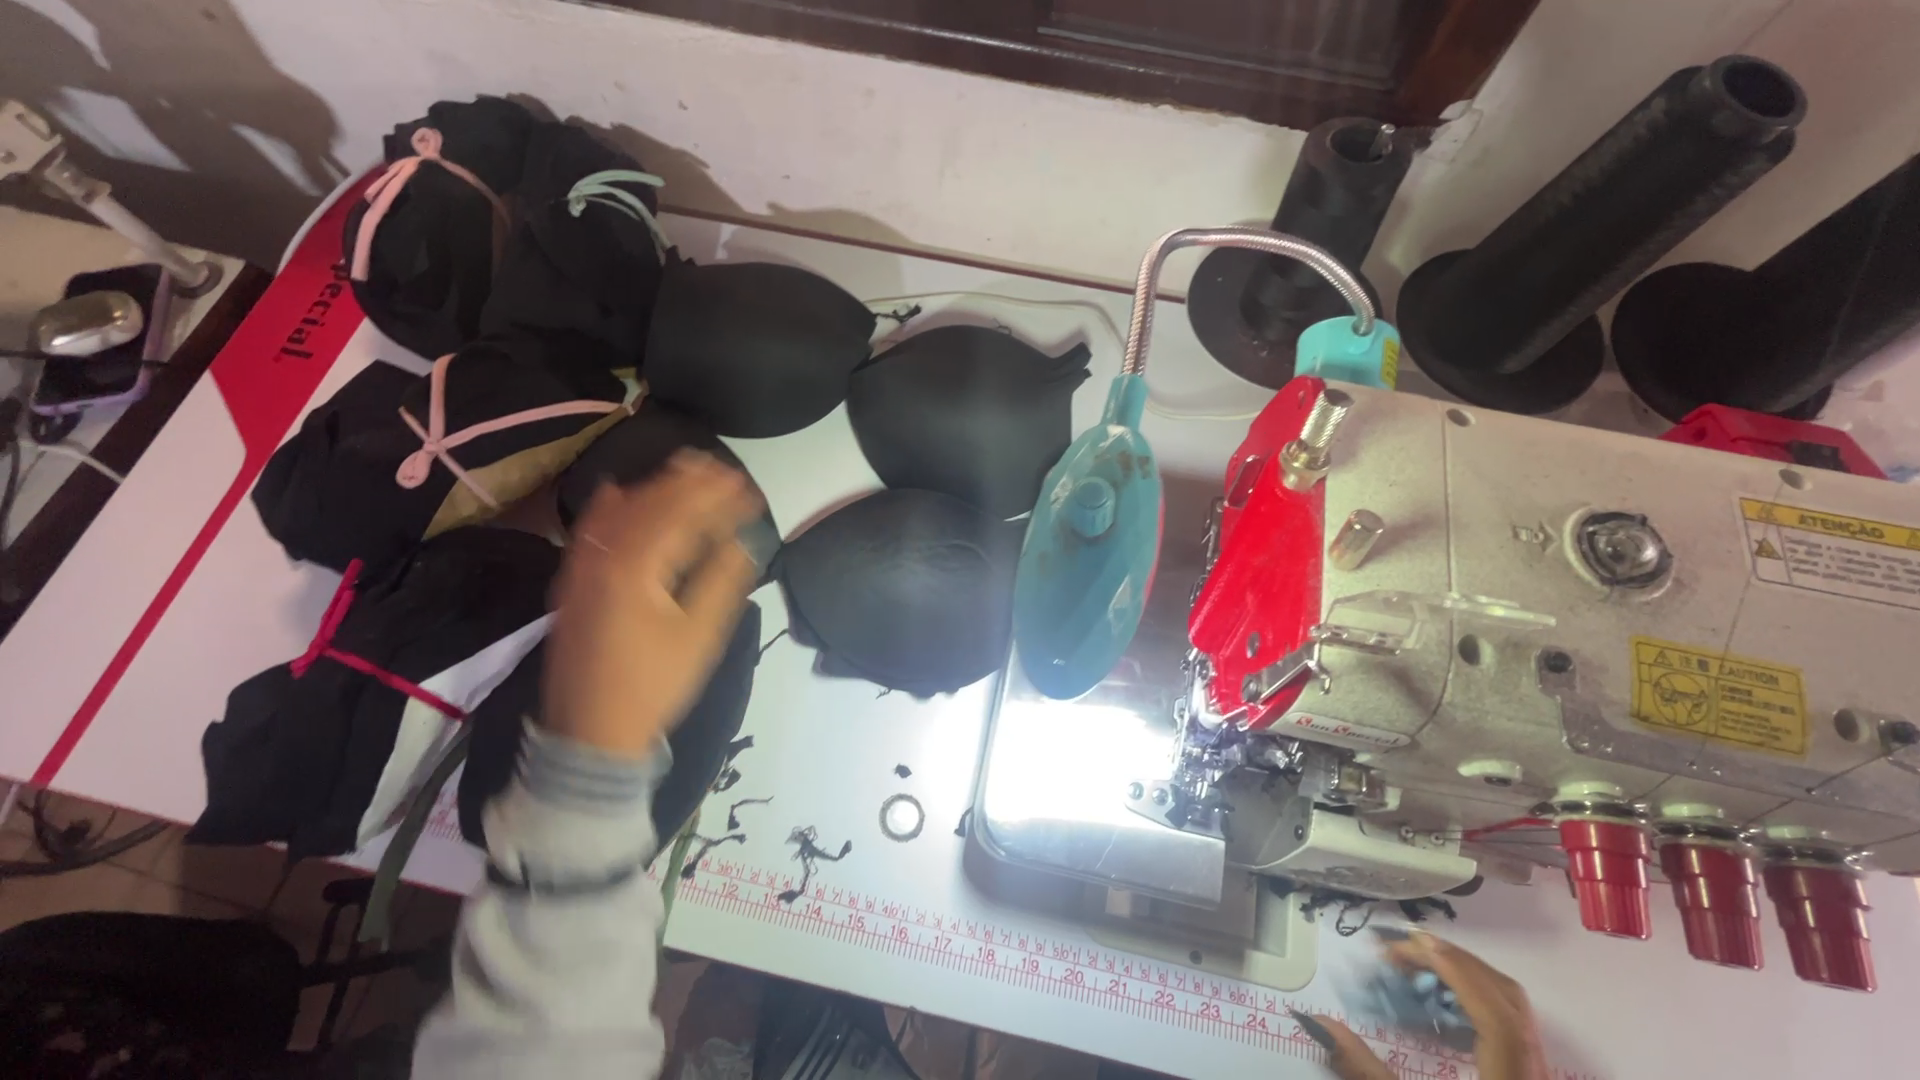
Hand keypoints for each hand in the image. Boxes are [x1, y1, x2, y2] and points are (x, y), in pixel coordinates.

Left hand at [542, 451, 760, 759]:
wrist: (591, 733)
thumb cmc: (654, 686)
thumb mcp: (700, 636)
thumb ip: (722, 580)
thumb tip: (744, 541)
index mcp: (637, 568)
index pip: (682, 515)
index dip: (717, 497)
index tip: (747, 488)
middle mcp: (603, 557)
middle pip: (649, 504)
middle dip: (688, 483)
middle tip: (722, 469)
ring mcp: (582, 569)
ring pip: (619, 512)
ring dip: (655, 488)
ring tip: (685, 470)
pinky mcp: (573, 584)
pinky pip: (591, 531)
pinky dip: (610, 507)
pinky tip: (618, 492)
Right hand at [1296, 931, 1546, 1079]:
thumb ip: (1361, 1067)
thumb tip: (1314, 1020)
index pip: (1496, 1016)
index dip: (1456, 973)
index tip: (1413, 945)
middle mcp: (1532, 1078)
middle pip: (1509, 1001)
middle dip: (1454, 964)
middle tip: (1401, 953)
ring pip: (1514, 1011)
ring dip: (1466, 979)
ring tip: (1415, 970)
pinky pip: (1511, 1028)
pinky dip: (1475, 1003)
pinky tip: (1439, 1009)